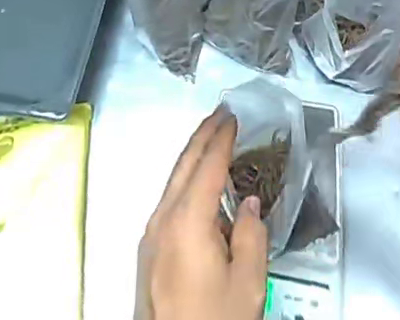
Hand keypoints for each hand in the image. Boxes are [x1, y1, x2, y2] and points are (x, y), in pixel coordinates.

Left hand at [136, 109, 267, 319]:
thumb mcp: (248, 286)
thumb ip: (252, 237)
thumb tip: (250, 204)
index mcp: (186, 218)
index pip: (207, 166)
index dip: (221, 138)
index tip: (232, 116)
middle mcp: (162, 217)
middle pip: (183, 165)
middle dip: (202, 136)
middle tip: (221, 113)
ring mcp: (150, 233)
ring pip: (172, 181)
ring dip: (192, 156)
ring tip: (212, 140)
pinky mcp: (148, 250)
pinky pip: (168, 200)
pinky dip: (185, 181)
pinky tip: (198, 186)